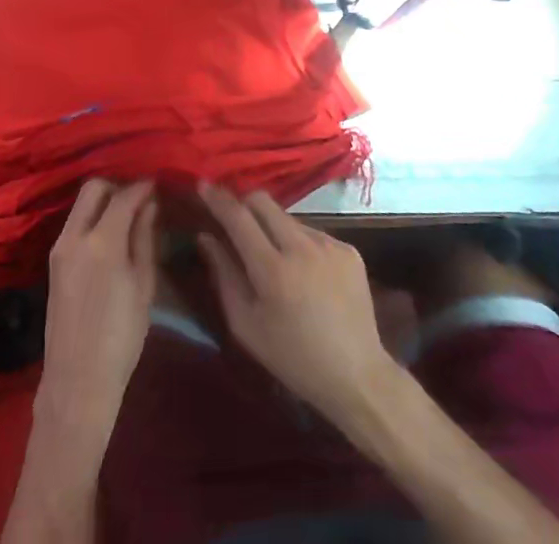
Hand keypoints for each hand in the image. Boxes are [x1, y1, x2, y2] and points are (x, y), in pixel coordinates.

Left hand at [40, 179, 158, 415]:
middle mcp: (74, 237)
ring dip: (103, 202)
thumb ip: (145, 239)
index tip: (158, 185)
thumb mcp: (144, 286)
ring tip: (129, 215)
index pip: (123, 196)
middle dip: (117, 186)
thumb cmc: (121, 336)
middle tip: (140, 199)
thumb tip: (150, 205)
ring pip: (81, 205)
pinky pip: (74, 224)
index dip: (143, 187)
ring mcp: (59, 248)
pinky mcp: (53, 262)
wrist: (78, 378)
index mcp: (102, 242)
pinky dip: (93, 218)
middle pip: (93, 188)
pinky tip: (112, 233)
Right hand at [196, 184, 399, 421]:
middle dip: (243, 203)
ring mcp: (330, 245)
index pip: (239, 217)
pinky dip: (299, 244)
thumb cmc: (291, 356)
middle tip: (233, 219)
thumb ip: (223, 275)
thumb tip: (206, 237)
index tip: (203, 185)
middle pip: (264, 202)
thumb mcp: (246, 324)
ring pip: (289, 218)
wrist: (356, 373)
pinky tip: (303, 273)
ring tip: (273, 258)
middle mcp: (303, 247)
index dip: (218, 199)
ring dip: (272, 228)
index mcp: (273, 269)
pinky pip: (313, 234)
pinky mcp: (349, 250)